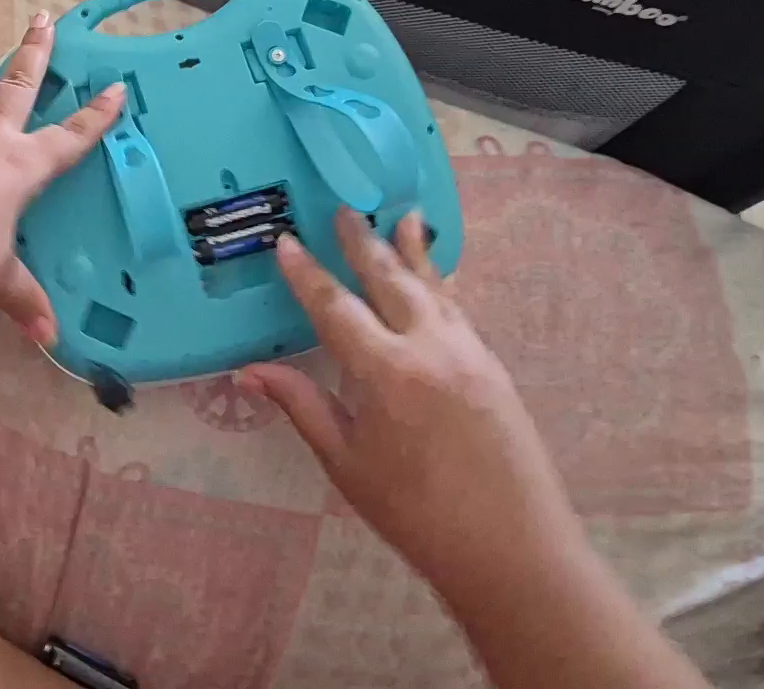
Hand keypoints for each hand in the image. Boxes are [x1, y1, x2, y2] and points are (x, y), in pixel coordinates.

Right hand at [237, 208, 582, 592]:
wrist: (516, 554)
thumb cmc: (415, 512)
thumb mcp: (345, 462)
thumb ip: (301, 404)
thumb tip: (247, 372)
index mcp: (386, 372)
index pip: (335, 307)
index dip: (307, 273)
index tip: (287, 241)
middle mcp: (430, 348)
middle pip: (389, 280)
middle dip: (363, 244)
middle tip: (344, 211)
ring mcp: (470, 353)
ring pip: (433, 288)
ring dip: (411, 251)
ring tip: (403, 218)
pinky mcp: (494, 367)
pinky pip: (459, 309)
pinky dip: (441, 283)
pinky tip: (436, 276)